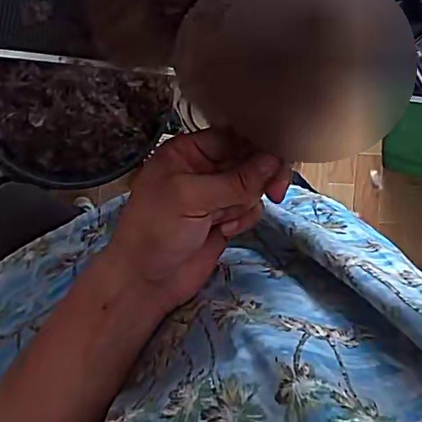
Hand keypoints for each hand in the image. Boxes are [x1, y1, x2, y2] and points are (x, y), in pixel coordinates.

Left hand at [96, 128, 290, 313]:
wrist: (144, 283)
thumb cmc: (155, 231)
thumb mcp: (191, 198)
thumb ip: (235, 180)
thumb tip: (273, 161)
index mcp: (187, 152)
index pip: (232, 137)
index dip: (256, 147)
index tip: (276, 161)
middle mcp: (203, 168)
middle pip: (249, 159)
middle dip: (259, 176)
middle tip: (274, 191)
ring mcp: (215, 194)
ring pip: (254, 184)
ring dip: (247, 201)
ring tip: (224, 219)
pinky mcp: (225, 217)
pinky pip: (251, 207)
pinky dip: (245, 218)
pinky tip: (225, 230)